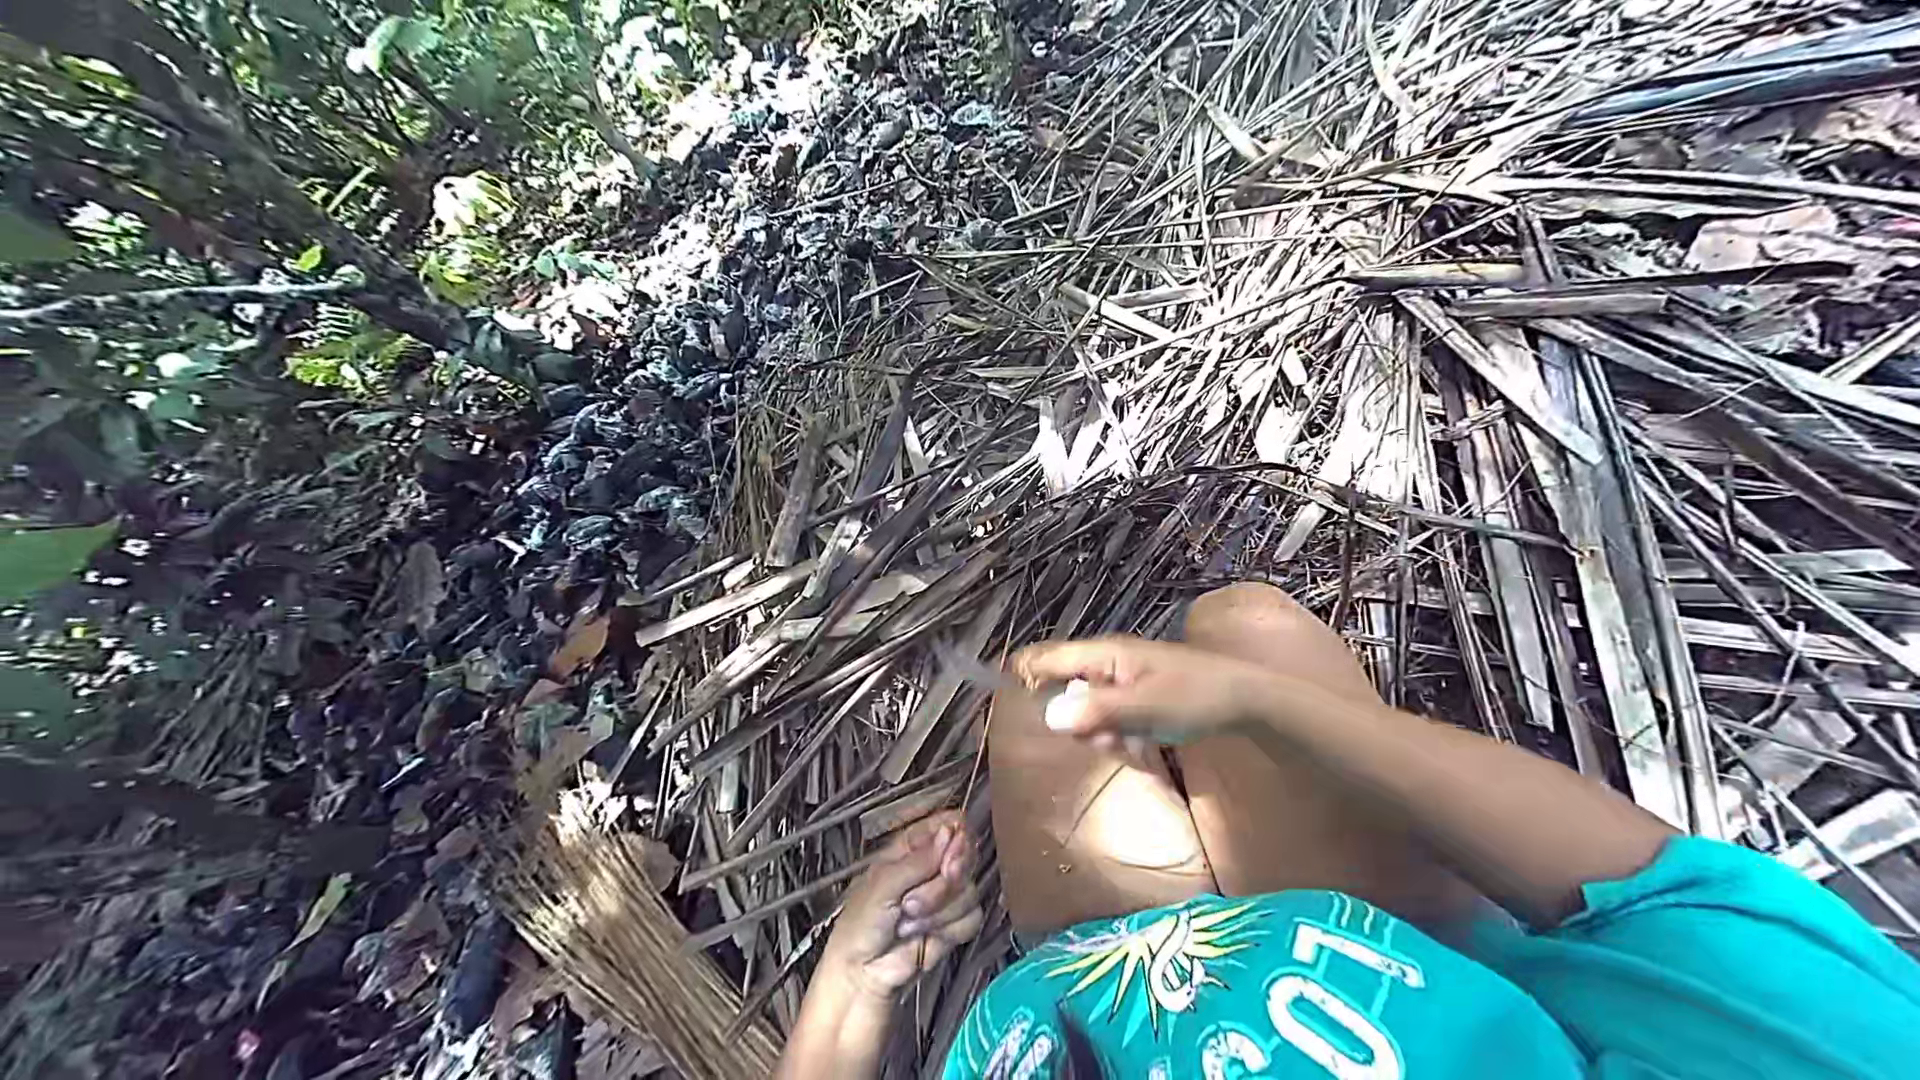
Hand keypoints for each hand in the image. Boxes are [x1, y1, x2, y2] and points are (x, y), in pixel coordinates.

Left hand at [819, 810, 981, 1001]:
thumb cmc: (860, 924)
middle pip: (965, 856)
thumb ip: (918, 860)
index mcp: (912, 845)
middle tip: (913, 902)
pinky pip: (972, 917)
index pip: (950, 824)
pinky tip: (924, 935)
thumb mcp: (882, 884)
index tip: (948, 859)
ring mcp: (945, 894)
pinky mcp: (954, 922)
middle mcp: (932, 865)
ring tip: (907, 921)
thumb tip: (949, 832)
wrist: (862, 976)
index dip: (956, 839)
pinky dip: (949, 929)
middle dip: (943, 884)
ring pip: (969, 890)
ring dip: (938, 911)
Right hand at [1012, 636, 1277, 744]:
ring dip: (1103, 735)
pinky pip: (1111, 720)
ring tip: (1133, 745)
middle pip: (1066, 693)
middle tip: (1108, 739)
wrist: (1248, 701)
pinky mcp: (1137, 697)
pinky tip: (1144, 748)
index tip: (1024, 712)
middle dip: (1080, 724)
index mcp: (1104, 654)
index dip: (1025, 678)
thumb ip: (1096, 711)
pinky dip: (1121, 737)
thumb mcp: (1145, 708)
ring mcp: (1123, 681)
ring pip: (1089, 713)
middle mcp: (1107, 664)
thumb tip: (1049, 715)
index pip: (1045, 657)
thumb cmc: (1196, 697)